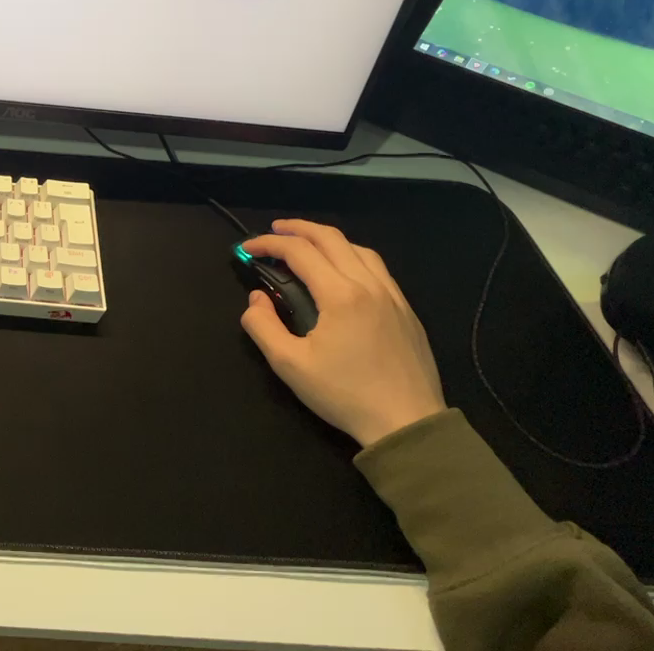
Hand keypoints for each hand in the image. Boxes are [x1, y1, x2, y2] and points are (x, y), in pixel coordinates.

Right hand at [238, 219, 445, 446]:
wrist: (407, 424)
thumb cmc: (345, 394)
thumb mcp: (289, 365)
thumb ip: (262, 325)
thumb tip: (256, 299)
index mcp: (340, 294)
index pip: (298, 252)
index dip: (268, 244)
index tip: (246, 249)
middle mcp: (369, 284)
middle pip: (330, 238)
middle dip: (297, 229)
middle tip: (273, 232)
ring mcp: (393, 296)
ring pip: (358, 248)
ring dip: (327, 239)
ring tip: (306, 245)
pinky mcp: (406, 310)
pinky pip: (377, 267)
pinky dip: (351, 255)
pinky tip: (342, 270)